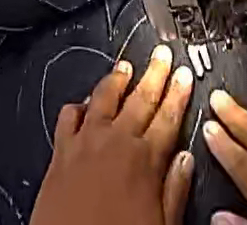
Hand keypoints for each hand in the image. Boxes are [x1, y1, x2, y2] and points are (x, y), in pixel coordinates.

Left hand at [31, 44, 196, 224]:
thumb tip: (186, 159)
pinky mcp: (60, 155)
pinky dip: (77, 106)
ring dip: (118, 79)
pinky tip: (83, 102)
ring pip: (105, 98)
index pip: (168, 116)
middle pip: (141, 98)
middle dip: (155, 73)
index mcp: (145, 160)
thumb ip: (175, 192)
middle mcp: (117, 143)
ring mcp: (86, 144)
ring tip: (125, 66)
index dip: (179, 93)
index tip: (184, 74)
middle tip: (162, 54)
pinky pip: (68, 118)